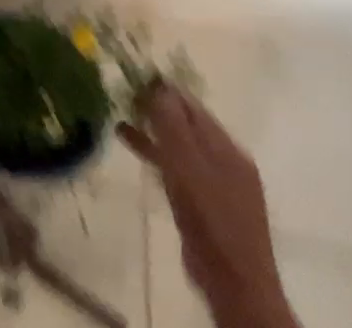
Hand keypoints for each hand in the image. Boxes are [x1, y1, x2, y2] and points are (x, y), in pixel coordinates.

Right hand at [120, 85, 299, 327]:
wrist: (232, 278)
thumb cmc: (210, 218)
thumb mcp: (187, 168)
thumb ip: (173, 128)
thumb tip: (160, 86)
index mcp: (227, 149)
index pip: (193, 107)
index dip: (165, 89)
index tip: (132, 73)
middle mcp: (226, 160)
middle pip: (189, 123)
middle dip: (158, 105)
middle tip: (121, 90)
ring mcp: (216, 182)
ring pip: (180, 144)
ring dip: (153, 128)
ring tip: (118, 113)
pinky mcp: (203, 200)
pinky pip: (176, 164)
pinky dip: (154, 151)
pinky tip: (131, 145)